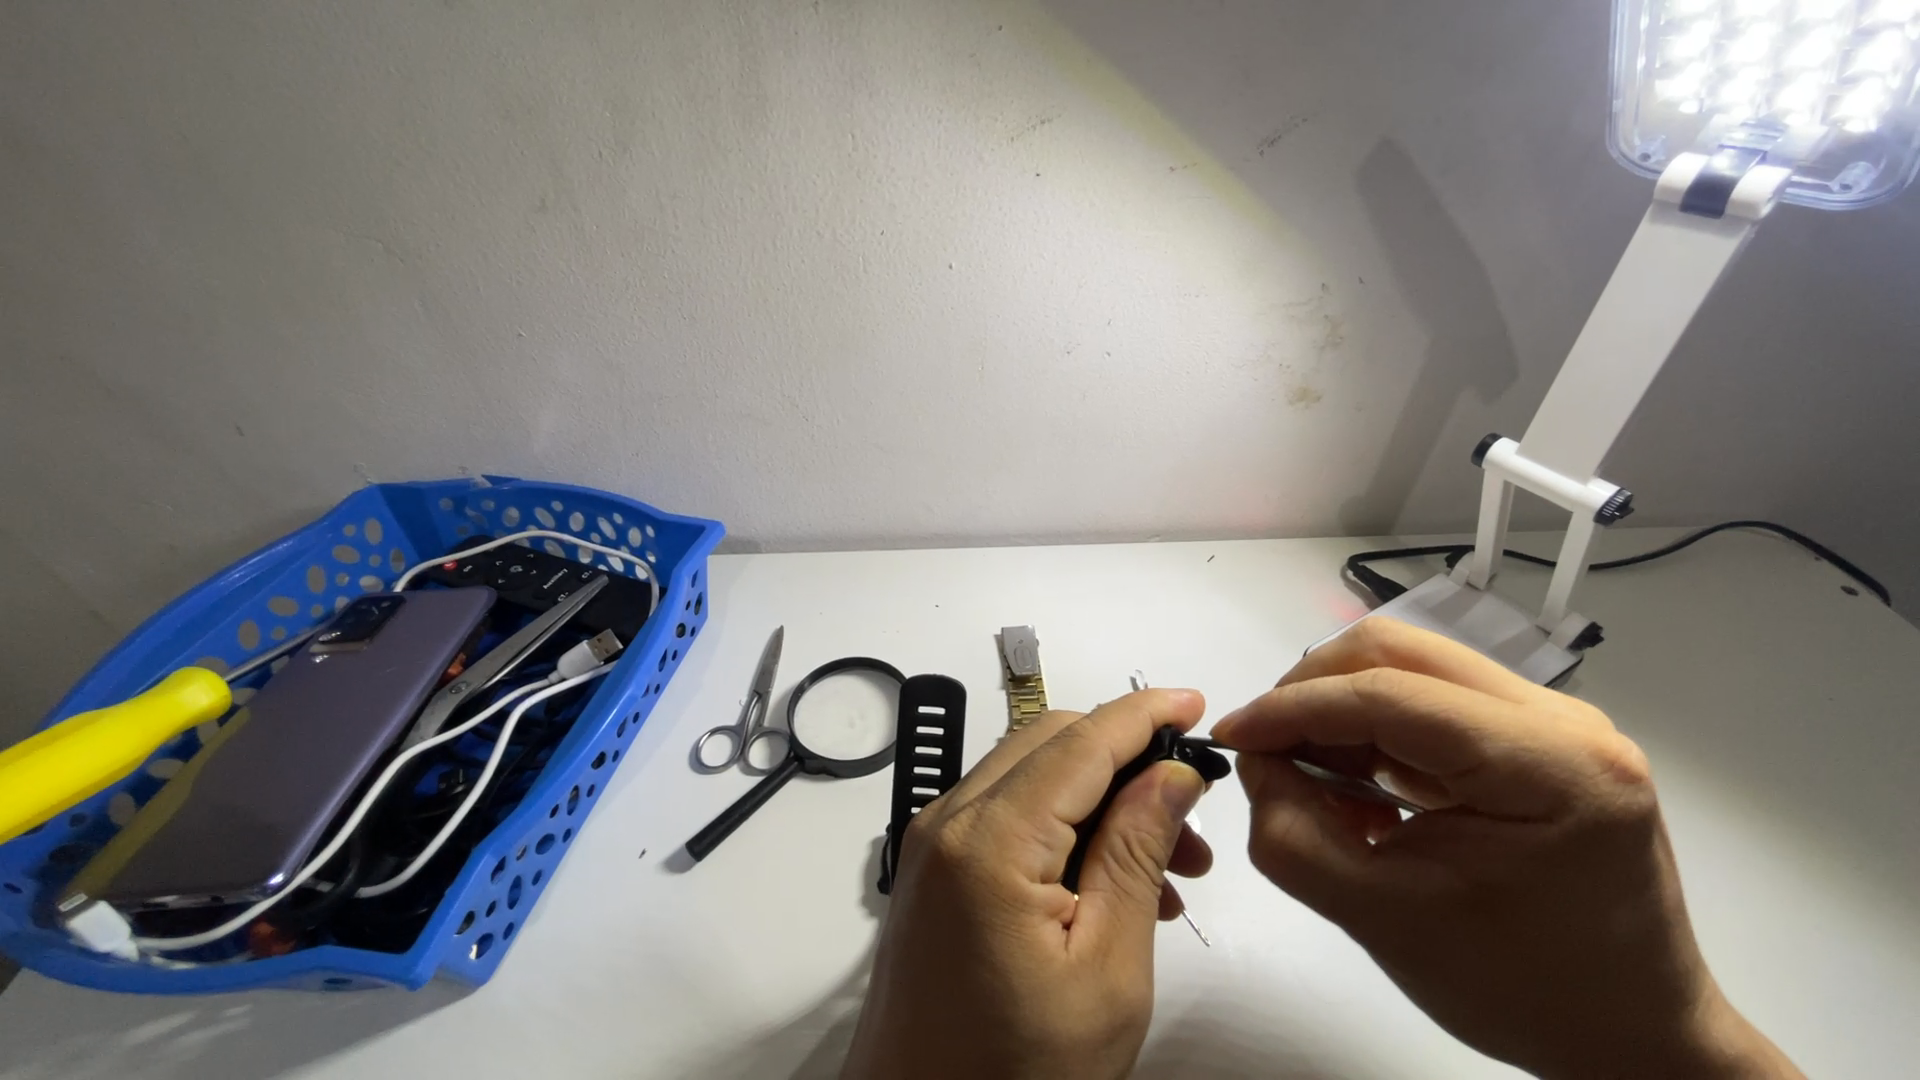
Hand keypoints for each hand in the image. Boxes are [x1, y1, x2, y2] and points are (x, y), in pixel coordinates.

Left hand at [842, 690, 1214, 1079]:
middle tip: (1191, 814)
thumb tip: (1172, 775)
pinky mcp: (935, 865)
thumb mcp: (1107, 971)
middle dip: (1127, 759)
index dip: (1142, 715)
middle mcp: (950, 821)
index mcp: (990, 842)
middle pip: (1050, 743)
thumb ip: (1136, 854)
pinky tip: (1113, 879)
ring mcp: (935, 841)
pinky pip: (1008, 813)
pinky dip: (1064, 823)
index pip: (1080, 743)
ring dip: (1100, 794)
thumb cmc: (1017, 1073)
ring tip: (1168, 864)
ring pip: (1032, 773)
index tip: (1194, 701)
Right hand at [1213, 618, 1801, 1079]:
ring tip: (1318, 782)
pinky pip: (1423, 696)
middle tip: (1271, 752)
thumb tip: (1258, 761)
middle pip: (1394, 651)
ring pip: (1405, 663)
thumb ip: (1291, 835)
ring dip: (1338, 709)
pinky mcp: (1532, 733)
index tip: (1232, 738)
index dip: (1293, 709)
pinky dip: (1368, 728)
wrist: (1631, 1034)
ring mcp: (1552, 719)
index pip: (1388, 696)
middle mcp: (1561, 718)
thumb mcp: (1379, 920)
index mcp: (1550, 765)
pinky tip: (1360, 788)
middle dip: (1312, 692)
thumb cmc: (1520, 991)